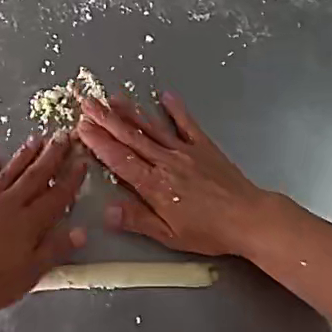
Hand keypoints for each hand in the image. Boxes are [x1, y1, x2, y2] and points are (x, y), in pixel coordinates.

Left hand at [0, 133, 87, 324]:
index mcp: (27, 223)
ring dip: (24, 156)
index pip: (56, 196)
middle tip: (62, 137)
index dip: (71, 179)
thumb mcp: (28, 276)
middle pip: (34, 176)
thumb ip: (53, 250)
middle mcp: (7, 205)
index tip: (81, 162)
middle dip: (51, 156)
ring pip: (9, 173)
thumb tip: (79, 233)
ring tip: (36, 140)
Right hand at [76, 91, 292, 256]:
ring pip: (151, 128)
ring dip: (130, 112)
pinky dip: (175, 109)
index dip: (98, 142)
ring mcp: (184, 151)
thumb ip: (137, 219)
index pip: (119, 159)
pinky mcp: (203, 146)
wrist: (250, 219)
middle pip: (130, 137)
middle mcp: (165, 162)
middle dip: (106, 119)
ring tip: (112, 97)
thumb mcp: (169, 235)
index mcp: (154, 185)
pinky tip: (165, 95)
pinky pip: (186, 124)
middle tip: (87, 103)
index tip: (82, 127)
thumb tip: (106, 212)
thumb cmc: (209, 232)